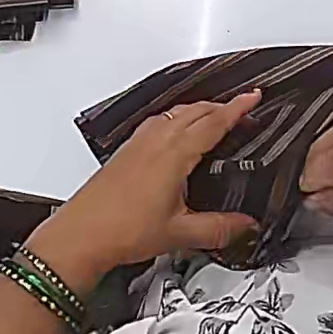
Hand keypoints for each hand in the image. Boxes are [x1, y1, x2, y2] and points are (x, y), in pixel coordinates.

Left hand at [23, 91, 262, 290]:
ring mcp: (139, 143)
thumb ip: (219, 228)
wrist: (79, 236)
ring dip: (199, 110)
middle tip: (242, 109)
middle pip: (196, 110)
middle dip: (222, 106)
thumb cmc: (119, 229)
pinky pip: (159, 122)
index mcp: (174, 154)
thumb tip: (246, 226)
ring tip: (214, 117)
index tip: (253, 97)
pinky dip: (178, 119)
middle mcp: (156, 141)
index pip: (214, 121)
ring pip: (176, 113)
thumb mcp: (180, 233)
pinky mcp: (127, 151)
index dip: (238, 108)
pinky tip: (176, 132)